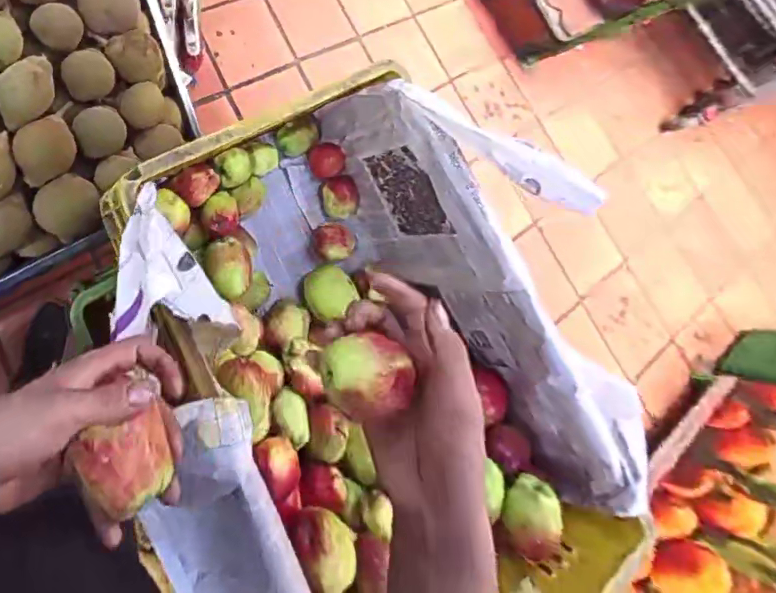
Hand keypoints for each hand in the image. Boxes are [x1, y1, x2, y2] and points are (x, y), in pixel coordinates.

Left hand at [0, 336, 184, 546]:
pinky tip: (113, 531)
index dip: (160, 364)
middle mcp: (90, 399)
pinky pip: (100, 483)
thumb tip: (152, 392)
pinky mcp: (71, 468)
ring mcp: (82, 435)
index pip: (133, 353)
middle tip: (176, 461)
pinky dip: (109, 505)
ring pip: (125, 446)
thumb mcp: (62, 411)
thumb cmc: (14, 427)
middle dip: (161, 430)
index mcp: (88, 374)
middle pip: (138, 405)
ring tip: (164, 500)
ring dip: (145, 473)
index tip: (178, 394)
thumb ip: (106, 402)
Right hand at [343, 271, 485, 515]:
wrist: (433, 499)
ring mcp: (383, 382)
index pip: (414, 312)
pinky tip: (316, 357)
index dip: (395, 290)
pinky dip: (327, 360)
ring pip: (358, 342)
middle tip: (350, 321)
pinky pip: (342, 373)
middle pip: (381, 321)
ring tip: (328, 337)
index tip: (370, 278)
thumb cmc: (454, 446)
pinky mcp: (363, 403)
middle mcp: (408, 363)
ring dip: (341, 332)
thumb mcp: (459, 396)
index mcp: (434, 357)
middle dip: (363, 311)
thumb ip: (446, 348)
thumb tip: (431, 302)